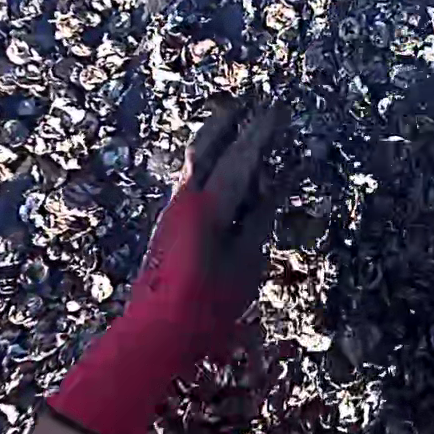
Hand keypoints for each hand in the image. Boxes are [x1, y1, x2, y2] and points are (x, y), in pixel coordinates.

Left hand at [48, 102, 285, 433]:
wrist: (153, 332)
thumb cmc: (206, 306)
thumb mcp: (245, 265)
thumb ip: (261, 219)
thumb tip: (279, 183)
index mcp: (207, 206)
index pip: (239, 157)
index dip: (260, 132)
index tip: (277, 109)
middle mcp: (184, 198)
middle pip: (203, 145)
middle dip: (227, 119)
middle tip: (248, 101)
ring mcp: (173, 206)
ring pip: (192, 158)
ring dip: (213, 134)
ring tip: (233, 120)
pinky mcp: (169, 218)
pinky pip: (190, 174)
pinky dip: (207, 157)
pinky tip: (219, 162)